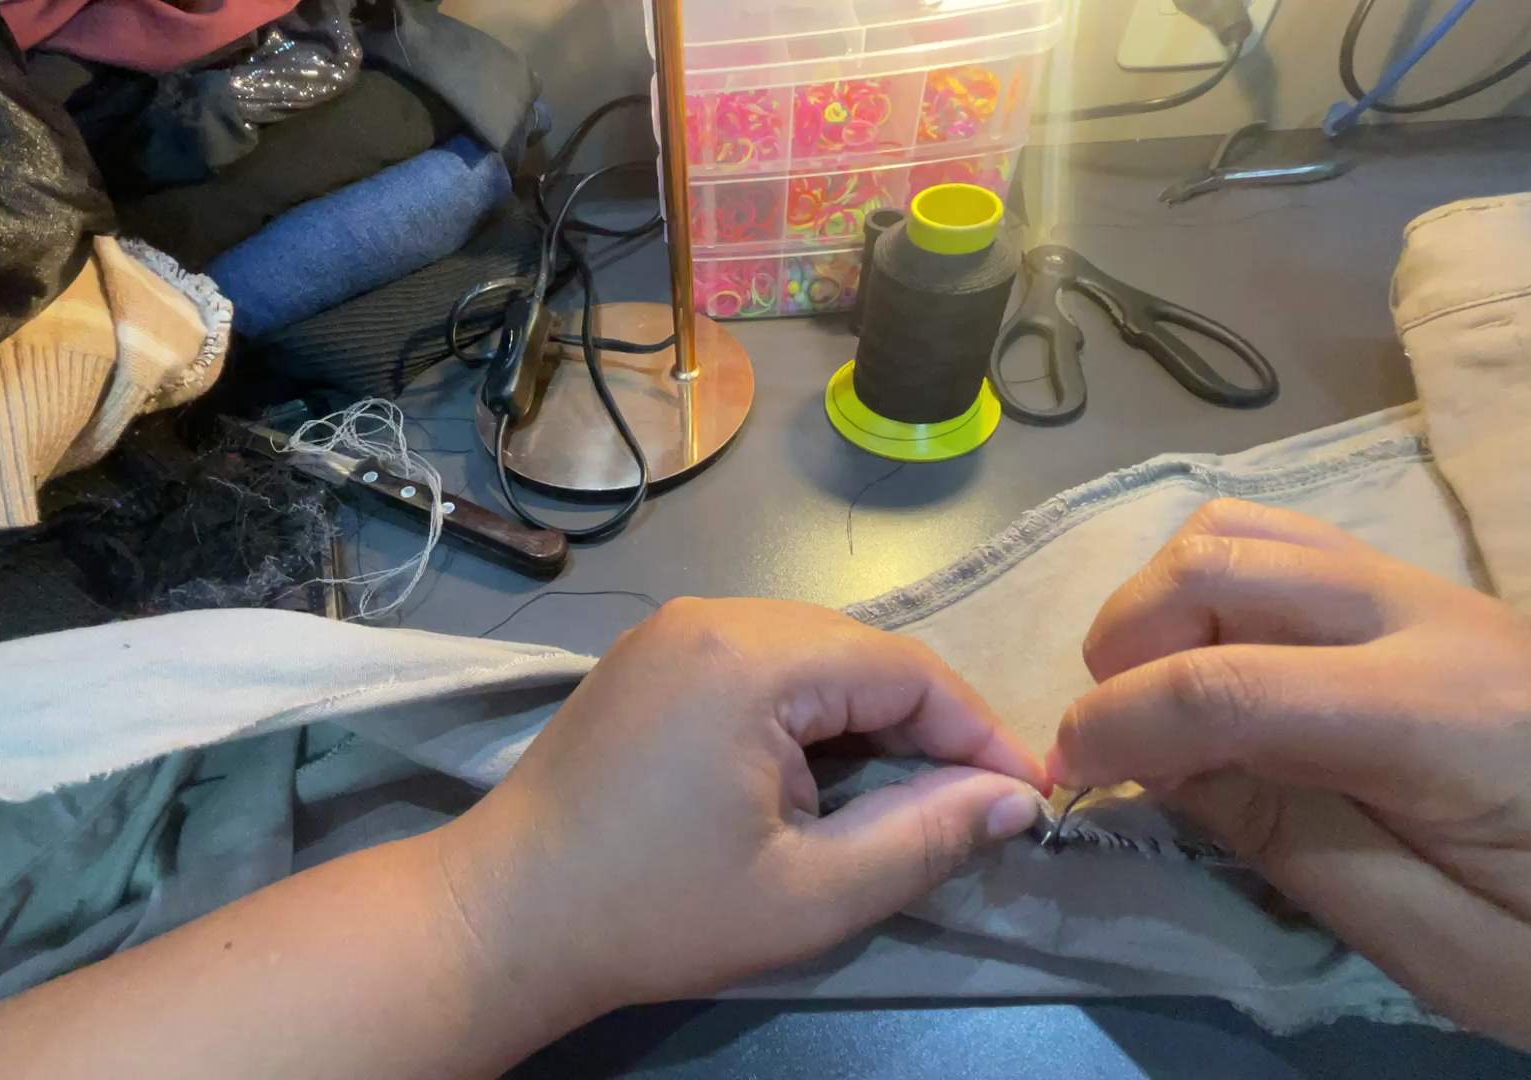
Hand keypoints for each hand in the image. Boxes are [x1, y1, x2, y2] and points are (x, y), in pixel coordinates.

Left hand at [436, 598, 1046, 1015]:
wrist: (512, 907)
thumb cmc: (655, 909)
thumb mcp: (807, 893)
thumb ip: (922, 836)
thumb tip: (1010, 797)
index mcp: (748, 657)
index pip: (900, 666)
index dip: (973, 728)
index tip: (1019, 795)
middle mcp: (709, 615)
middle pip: (853, 647)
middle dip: (917, 719)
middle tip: (957, 798)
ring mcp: (671, 627)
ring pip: (806, 648)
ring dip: (858, 710)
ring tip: (886, 788)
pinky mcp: (650, 651)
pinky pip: (754, 655)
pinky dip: (799, 701)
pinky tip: (804, 762)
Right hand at [1050, 500, 1530, 1060]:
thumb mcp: (1442, 946)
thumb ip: (1278, 836)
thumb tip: (1148, 758)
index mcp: (1458, 721)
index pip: (1226, 687)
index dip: (1114, 723)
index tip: (1069, 770)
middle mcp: (1431, 617)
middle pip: (1210, 570)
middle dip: (1121, 648)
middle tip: (1122, 727)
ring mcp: (1419, 584)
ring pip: (1226, 534)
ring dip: (1153, 606)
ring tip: (1159, 679)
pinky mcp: (1402, 583)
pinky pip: (1264, 533)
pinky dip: (1197, 578)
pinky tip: (1207, 643)